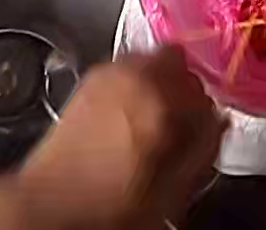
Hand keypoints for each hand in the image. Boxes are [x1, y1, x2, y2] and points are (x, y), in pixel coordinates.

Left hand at [0, 47, 222, 229]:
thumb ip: (201, 150)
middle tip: (184, 117)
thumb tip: (219, 124)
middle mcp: (136, 73)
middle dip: (186, 86)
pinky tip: (131, 109)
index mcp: (160, 100)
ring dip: (162, 79)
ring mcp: (112, 69)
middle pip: (181, 62)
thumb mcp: (167, 191)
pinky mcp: (93, 73)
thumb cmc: (103, 207)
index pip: (204, 91)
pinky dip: (138, 79)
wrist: (46, 208)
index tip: (206, 128)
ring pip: (155, 57)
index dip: (209, 113)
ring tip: (156, 113)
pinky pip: (130, 63)